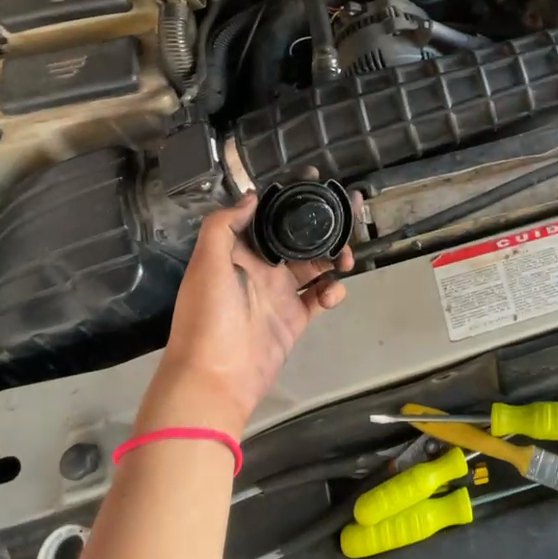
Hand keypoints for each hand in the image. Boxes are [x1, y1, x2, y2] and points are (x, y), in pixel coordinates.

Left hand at [137, 194, 353, 436]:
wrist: (214, 378)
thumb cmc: (209, 316)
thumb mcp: (207, 264)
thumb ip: (223, 226)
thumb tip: (253, 196)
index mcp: (239, 252)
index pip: (269, 217)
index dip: (292, 198)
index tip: (317, 181)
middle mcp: (261, 268)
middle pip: (299, 238)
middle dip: (324, 225)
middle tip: (350, 214)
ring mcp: (280, 294)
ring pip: (316, 264)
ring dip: (334, 256)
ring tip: (347, 259)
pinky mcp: (295, 318)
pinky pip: (320, 296)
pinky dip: (332, 291)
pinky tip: (332, 293)